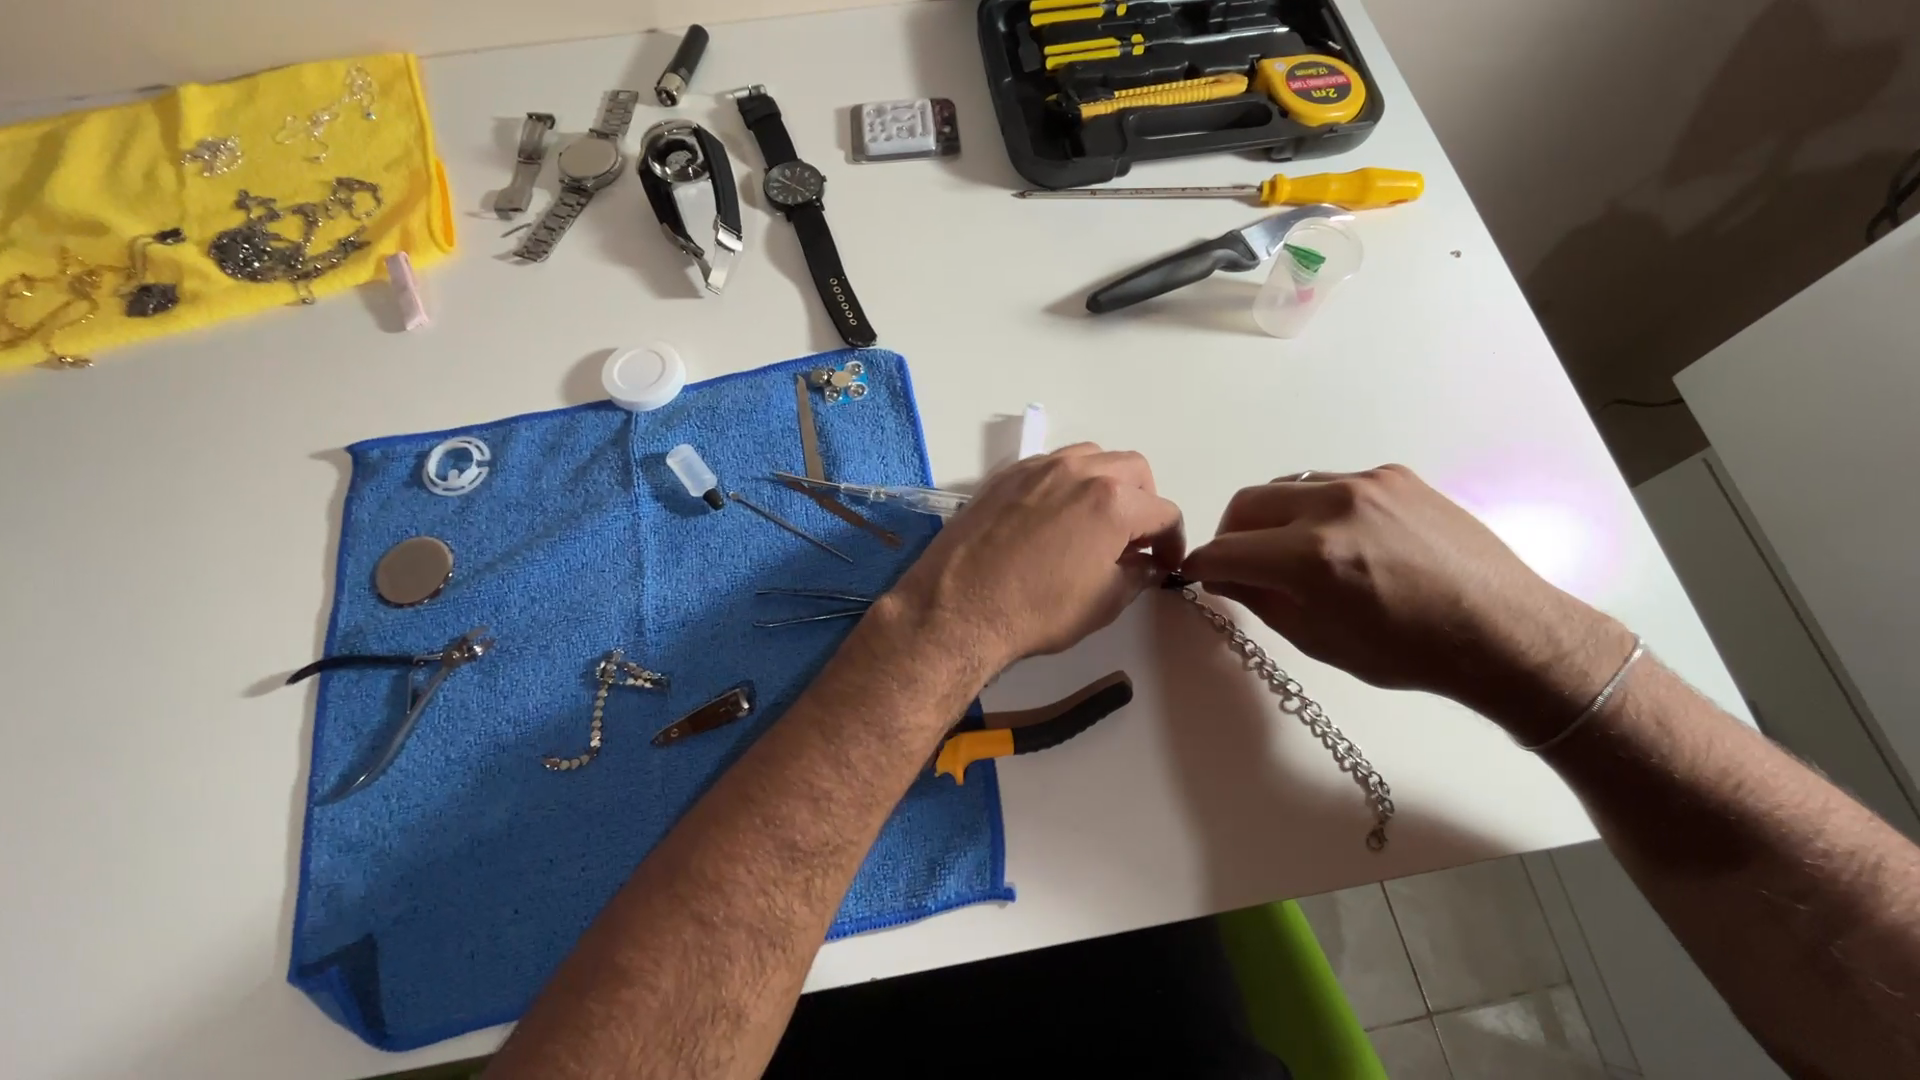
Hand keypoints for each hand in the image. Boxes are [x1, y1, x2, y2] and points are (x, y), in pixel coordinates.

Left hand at [885, 444, 1183, 672]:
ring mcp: (1038, 467)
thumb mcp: (1103, 602)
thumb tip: (1149, 564)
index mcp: (1113, 501)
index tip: (1165, 564)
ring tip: (1094, 522)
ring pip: (1091, 457)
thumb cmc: (1037, 611)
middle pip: (1133, 471)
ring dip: (1105, 484)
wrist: (958, 607)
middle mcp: (1079, 470)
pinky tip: (1053, 517)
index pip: (1164, 511)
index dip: (1172, 542)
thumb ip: (1137, 575)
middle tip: (1133, 540)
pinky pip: (1050, 465)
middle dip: (1143, 502)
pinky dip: (1065, 483)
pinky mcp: (1005, 474)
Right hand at [1180, 465, 1633, 726]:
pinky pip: (1331, 483)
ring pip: (1287, 486)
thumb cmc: (1409, 653)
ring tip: (1291, 550)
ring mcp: (1367, 484)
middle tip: (1239, 563)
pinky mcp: (1395, 475)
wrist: (1504, 631)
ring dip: (1273, 517)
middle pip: (1246, 503)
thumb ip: (1261, 600)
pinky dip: (1316, 508)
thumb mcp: (1319, 640)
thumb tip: (1225, 576)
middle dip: (1230, 534)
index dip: (1201, 565)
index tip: (1196, 575)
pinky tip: (1340, 538)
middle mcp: (1334, 507)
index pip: (1225, 550)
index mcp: (1311, 558)